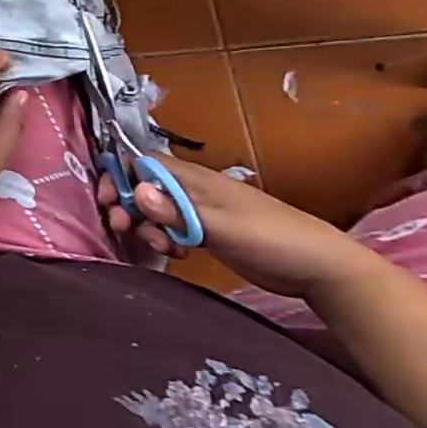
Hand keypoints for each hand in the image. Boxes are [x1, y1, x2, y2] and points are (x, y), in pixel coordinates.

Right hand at [100, 155, 386, 293]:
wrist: (315, 264)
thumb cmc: (269, 237)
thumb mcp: (218, 226)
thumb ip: (176, 210)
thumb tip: (136, 190)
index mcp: (194, 178)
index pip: (143, 163)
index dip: (121, 177)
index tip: (111, 203)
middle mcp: (192, 189)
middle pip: (144, 187)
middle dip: (129, 207)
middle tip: (128, 231)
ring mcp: (200, 210)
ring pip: (157, 210)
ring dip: (148, 228)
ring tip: (163, 249)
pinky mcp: (207, 230)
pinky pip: (172, 227)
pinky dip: (166, 238)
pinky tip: (178, 254)